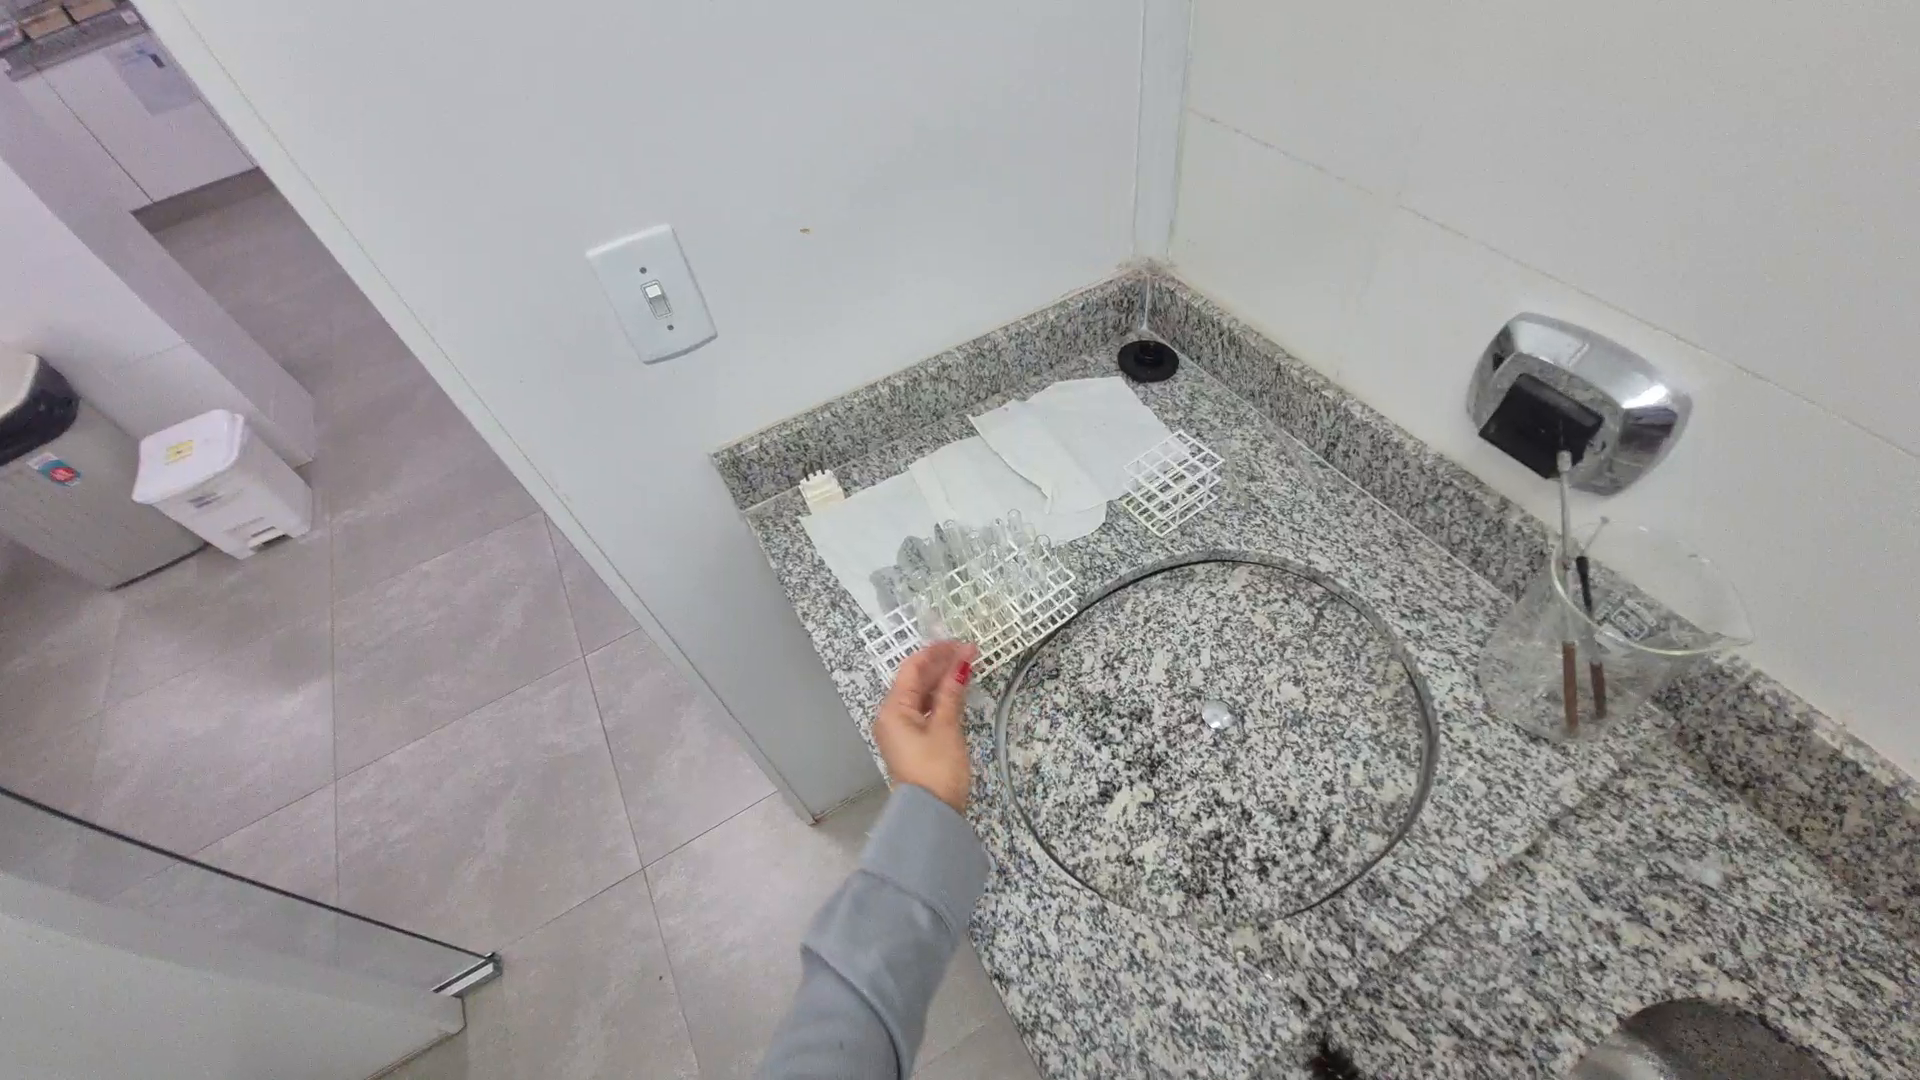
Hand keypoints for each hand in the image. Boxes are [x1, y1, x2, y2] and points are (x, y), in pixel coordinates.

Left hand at [872, 640, 978, 814]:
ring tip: (968, 666)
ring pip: (921, 695)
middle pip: (915, 681)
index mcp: (892, 709)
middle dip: (941, 664)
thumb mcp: (947, 728)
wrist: (931, 817)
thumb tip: (961, 663)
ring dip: (942, 680)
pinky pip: (925, 710)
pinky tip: (958, 691)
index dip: (935, 652)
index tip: (960, 642)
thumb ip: (952, 693)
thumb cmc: (937, 770)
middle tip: (970, 652)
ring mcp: (902, 730)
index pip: (911, 669)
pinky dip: (941, 698)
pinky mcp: (913, 742)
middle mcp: (892, 716)